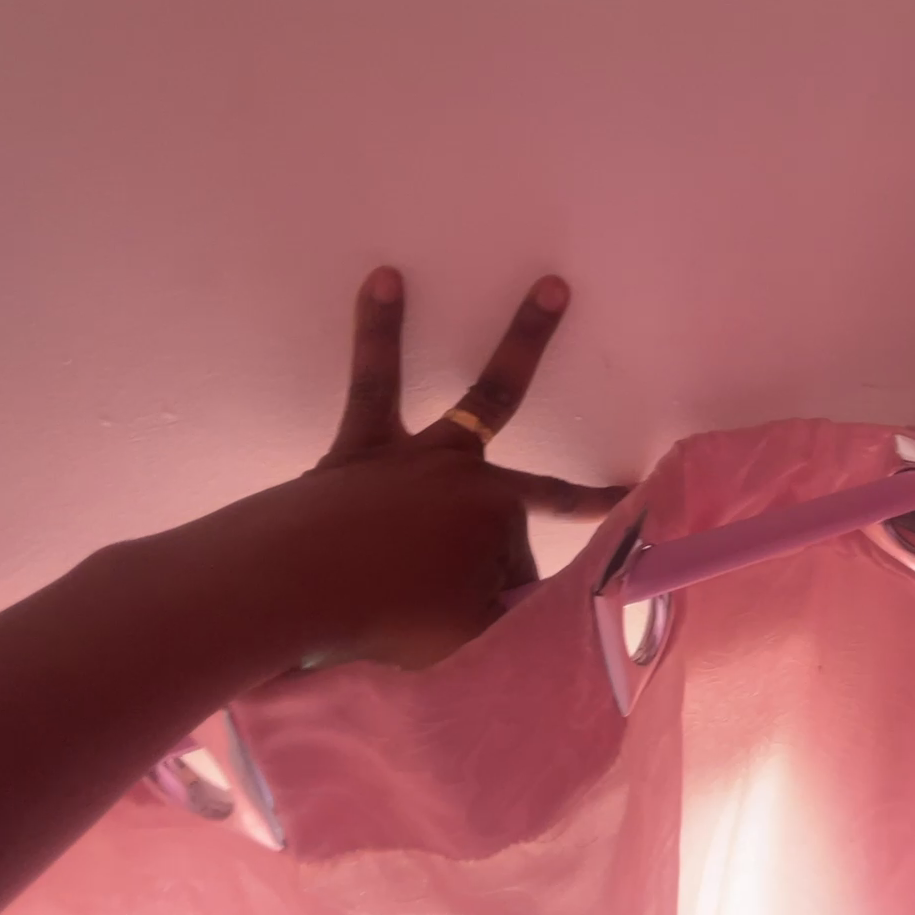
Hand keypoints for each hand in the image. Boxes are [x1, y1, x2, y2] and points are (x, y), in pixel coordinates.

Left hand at [160, 268, 628, 668]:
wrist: (283, 592)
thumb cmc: (384, 617)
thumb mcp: (466, 636)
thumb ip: (510, 623)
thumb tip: (540, 619)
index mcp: (500, 521)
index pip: (547, 556)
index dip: (579, 559)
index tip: (615, 549)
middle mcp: (473, 478)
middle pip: (543, 477)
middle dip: (591, 486)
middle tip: (631, 473)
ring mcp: (421, 457)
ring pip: (483, 396)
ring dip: (526, 340)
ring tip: (551, 288)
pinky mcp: (362, 448)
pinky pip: (374, 381)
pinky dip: (379, 329)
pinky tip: (384, 278)